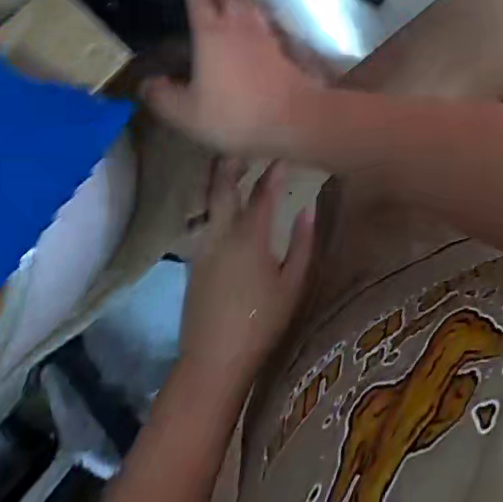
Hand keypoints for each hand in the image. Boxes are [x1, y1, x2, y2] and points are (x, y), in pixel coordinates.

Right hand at [143, 0, 324, 156]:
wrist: (292, 118)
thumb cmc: (234, 114)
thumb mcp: (186, 113)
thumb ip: (163, 96)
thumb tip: (147, 81)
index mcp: (212, 35)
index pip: (202, 3)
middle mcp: (240, 27)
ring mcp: (265, 35)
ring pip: (253, 5)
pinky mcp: (284, 48)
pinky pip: (267, 22)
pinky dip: (258, 15)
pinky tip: (256, 23)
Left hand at [177, 158, 315, 384]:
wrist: (213, 360)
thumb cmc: (262, 321)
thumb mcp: (293, 283)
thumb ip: (303, 243)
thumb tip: (308, 208)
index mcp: (251, 237)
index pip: (263, 193)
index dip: (274, 171)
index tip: (286, 153)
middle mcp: (222, 235)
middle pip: (223, 188)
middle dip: (232, 163)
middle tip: (243, 141)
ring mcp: (203, 248)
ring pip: (209, 203)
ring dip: (220, 180)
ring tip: (231, 163)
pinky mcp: (194, 262)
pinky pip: (205, 221)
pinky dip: (214, 203)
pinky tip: (222, 203)